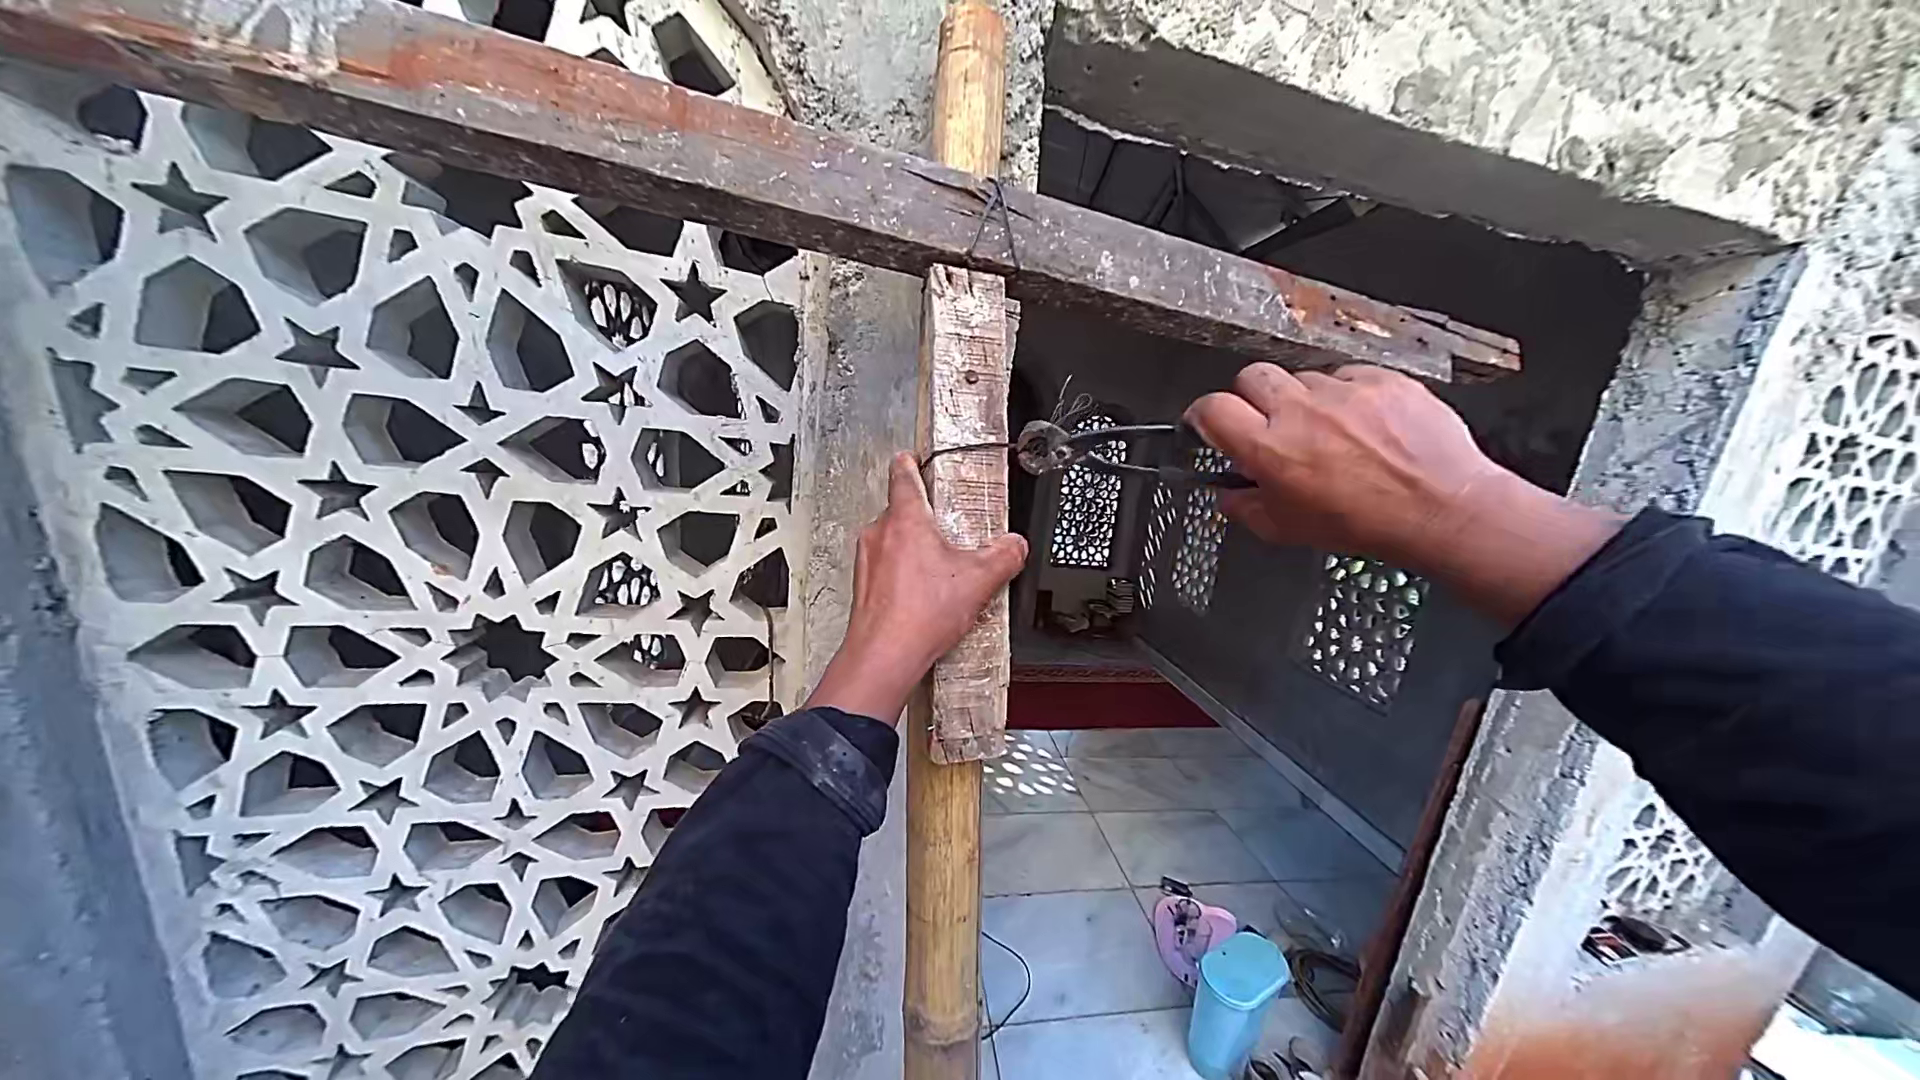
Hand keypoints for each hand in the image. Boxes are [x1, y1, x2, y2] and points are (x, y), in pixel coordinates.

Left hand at [805, 452, 1028, 722]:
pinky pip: (885, 567)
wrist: (885, 655)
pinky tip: (923, 595)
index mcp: (905, 519)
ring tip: (939, 570)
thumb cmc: (918, 615)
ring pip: (892, 540)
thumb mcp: (979, 580)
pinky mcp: (864, 585)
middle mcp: (879, 533)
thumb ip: (1005, 556)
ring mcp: (867, 560)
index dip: (911, 462)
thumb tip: (1015, 546)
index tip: (915, 458)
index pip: (902, 473)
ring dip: (913, 547)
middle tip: (948, 530)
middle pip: (901, 509)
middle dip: (925, 518)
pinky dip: (903, 573)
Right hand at [1185, 363, 1622, 625]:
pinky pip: (1345, 376)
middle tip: (1264, 422)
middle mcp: (1300, 412)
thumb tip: (1227, 495)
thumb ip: (1242, 508)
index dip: (1202, 414)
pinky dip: (1343, 396)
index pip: (1212, 408)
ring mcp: (1342, 392)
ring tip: (1322, 429)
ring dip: (1300, 399)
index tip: (1206, 422)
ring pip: (1299, 377)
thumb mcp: (1284, 530)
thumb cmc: (1363, 523)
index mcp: (1269, 449)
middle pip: (1250, 377)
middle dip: (1249, 398)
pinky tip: (1356, 423)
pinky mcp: (1381, 380)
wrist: (1439, 509)